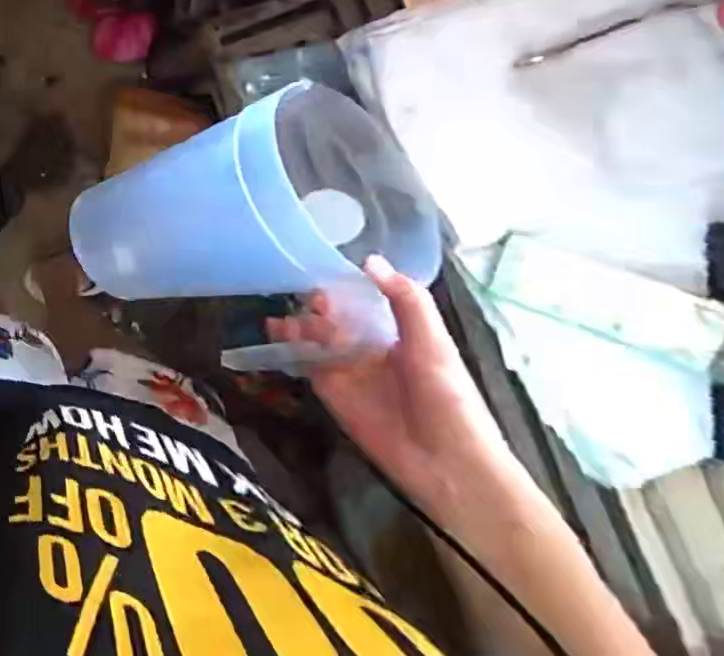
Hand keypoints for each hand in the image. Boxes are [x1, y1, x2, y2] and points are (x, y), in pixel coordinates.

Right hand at [268, 255, 515, 508]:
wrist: (447, 463)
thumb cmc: (448, 397)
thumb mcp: (432, 342)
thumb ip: (405, 300)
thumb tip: (368, 259)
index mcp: (394, 332)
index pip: (360, 300)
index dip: (339, 286)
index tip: (317, 269)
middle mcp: (366, 346)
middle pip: (330, 317)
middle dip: (311, 306)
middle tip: (297, 300)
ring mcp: (346, 369)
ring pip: (312, 338)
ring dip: (295, 326)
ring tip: (279, 322)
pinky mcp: (329, 391)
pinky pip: (304, 364)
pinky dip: (287, 350)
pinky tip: (274, 338)